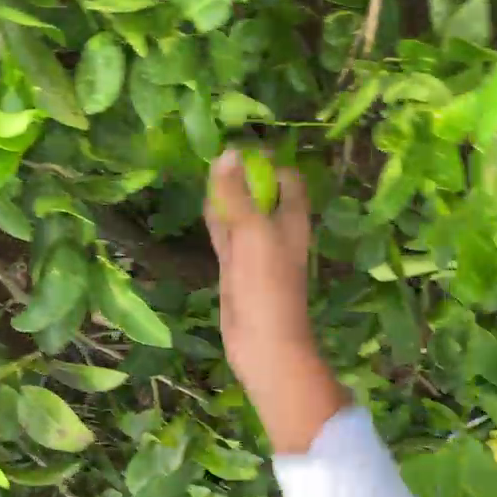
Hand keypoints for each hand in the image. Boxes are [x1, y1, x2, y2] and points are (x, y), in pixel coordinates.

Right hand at [204, 150, 346, 453]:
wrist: (263, 344)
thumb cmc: (266, 286)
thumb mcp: (252, 232)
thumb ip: (238, 194)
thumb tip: (227, 153)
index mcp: (292, 220)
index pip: (288, 179)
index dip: (268, 163)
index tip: (240, 153)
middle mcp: (277, 233)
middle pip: (262, 194)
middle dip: (242, 176)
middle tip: (215, 159)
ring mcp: (256, 252)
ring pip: (241, 214)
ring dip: (227, 197)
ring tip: (205, 176)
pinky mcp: (237, 270)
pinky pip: (228, 237)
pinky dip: (217, 221)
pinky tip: (204, 207)